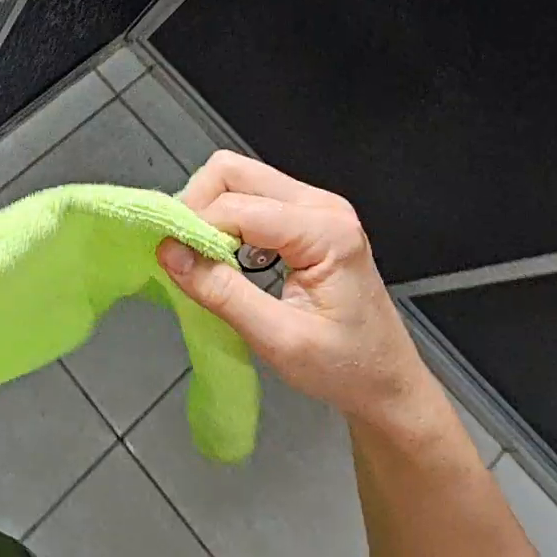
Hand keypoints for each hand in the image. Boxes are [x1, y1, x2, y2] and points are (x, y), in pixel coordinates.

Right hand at [155, 151, 432, 430]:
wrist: (389, 385)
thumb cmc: (343, 368)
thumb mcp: (278, 339)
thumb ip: (221, 292)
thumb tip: (167, 252)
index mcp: (325, 231)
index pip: (236, 207)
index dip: (195, 229)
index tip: (175, 263)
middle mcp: (321, 204)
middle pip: (232, 172)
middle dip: (198, 206)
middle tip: (186, 252)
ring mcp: (316, 205)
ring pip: (236, 177)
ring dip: (209, 209)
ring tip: (204, 254)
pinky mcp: (306, 214)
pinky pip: (249, 193)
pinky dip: (225, 216)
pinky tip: (226, 252)